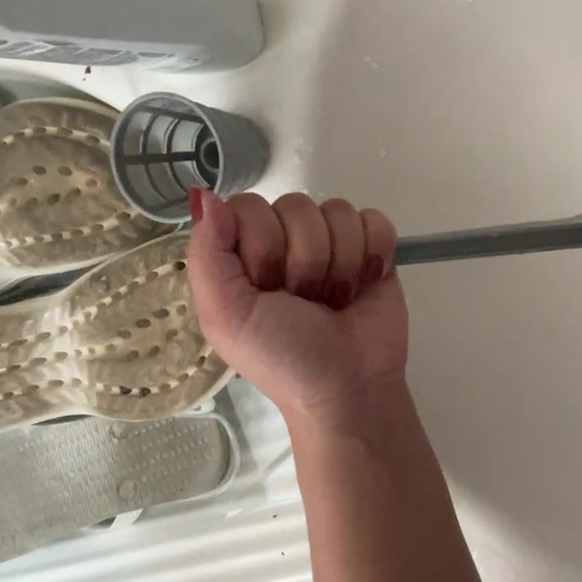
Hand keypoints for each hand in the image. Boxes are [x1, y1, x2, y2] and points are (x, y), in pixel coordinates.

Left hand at [186, 190, 408, 427]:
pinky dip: (373, 254)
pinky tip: (363, 285)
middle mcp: (289, 241)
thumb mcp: (226, 317)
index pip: (249, 206)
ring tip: (335, 300)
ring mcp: (334, 242)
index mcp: (246, 253)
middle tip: (304, 300)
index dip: (261, 242)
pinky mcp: (375, 249)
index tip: (266, 286)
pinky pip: (375, 221)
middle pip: (296, 205)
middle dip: (303, 259)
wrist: (348, 387)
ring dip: (339, 264)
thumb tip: (206, 194)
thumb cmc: (283, 357)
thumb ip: (208, 255)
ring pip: (337, 211)